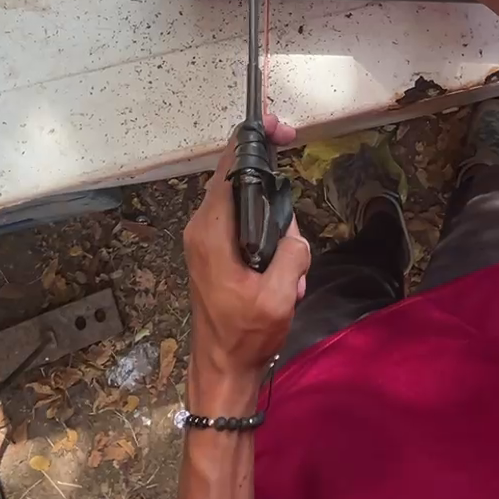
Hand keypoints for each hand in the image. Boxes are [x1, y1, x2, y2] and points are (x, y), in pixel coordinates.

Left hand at [182, 118, 309, 413]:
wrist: (221, 370)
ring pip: (246, 204)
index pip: (230, 166)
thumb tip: (293, 233)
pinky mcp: (213, 252)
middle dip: (274, 188)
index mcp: (212, 230)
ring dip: (275, 226)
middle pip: (238, 180)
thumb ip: (292, 251)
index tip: (281, 128)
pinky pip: (243, 224)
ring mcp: (205, 239)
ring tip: (291, 272)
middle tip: (296, 227)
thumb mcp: (280, 294)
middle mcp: (202, 227)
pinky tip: (284, 275)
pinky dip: (267, 238)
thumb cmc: (245, 335)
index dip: (256, 140)